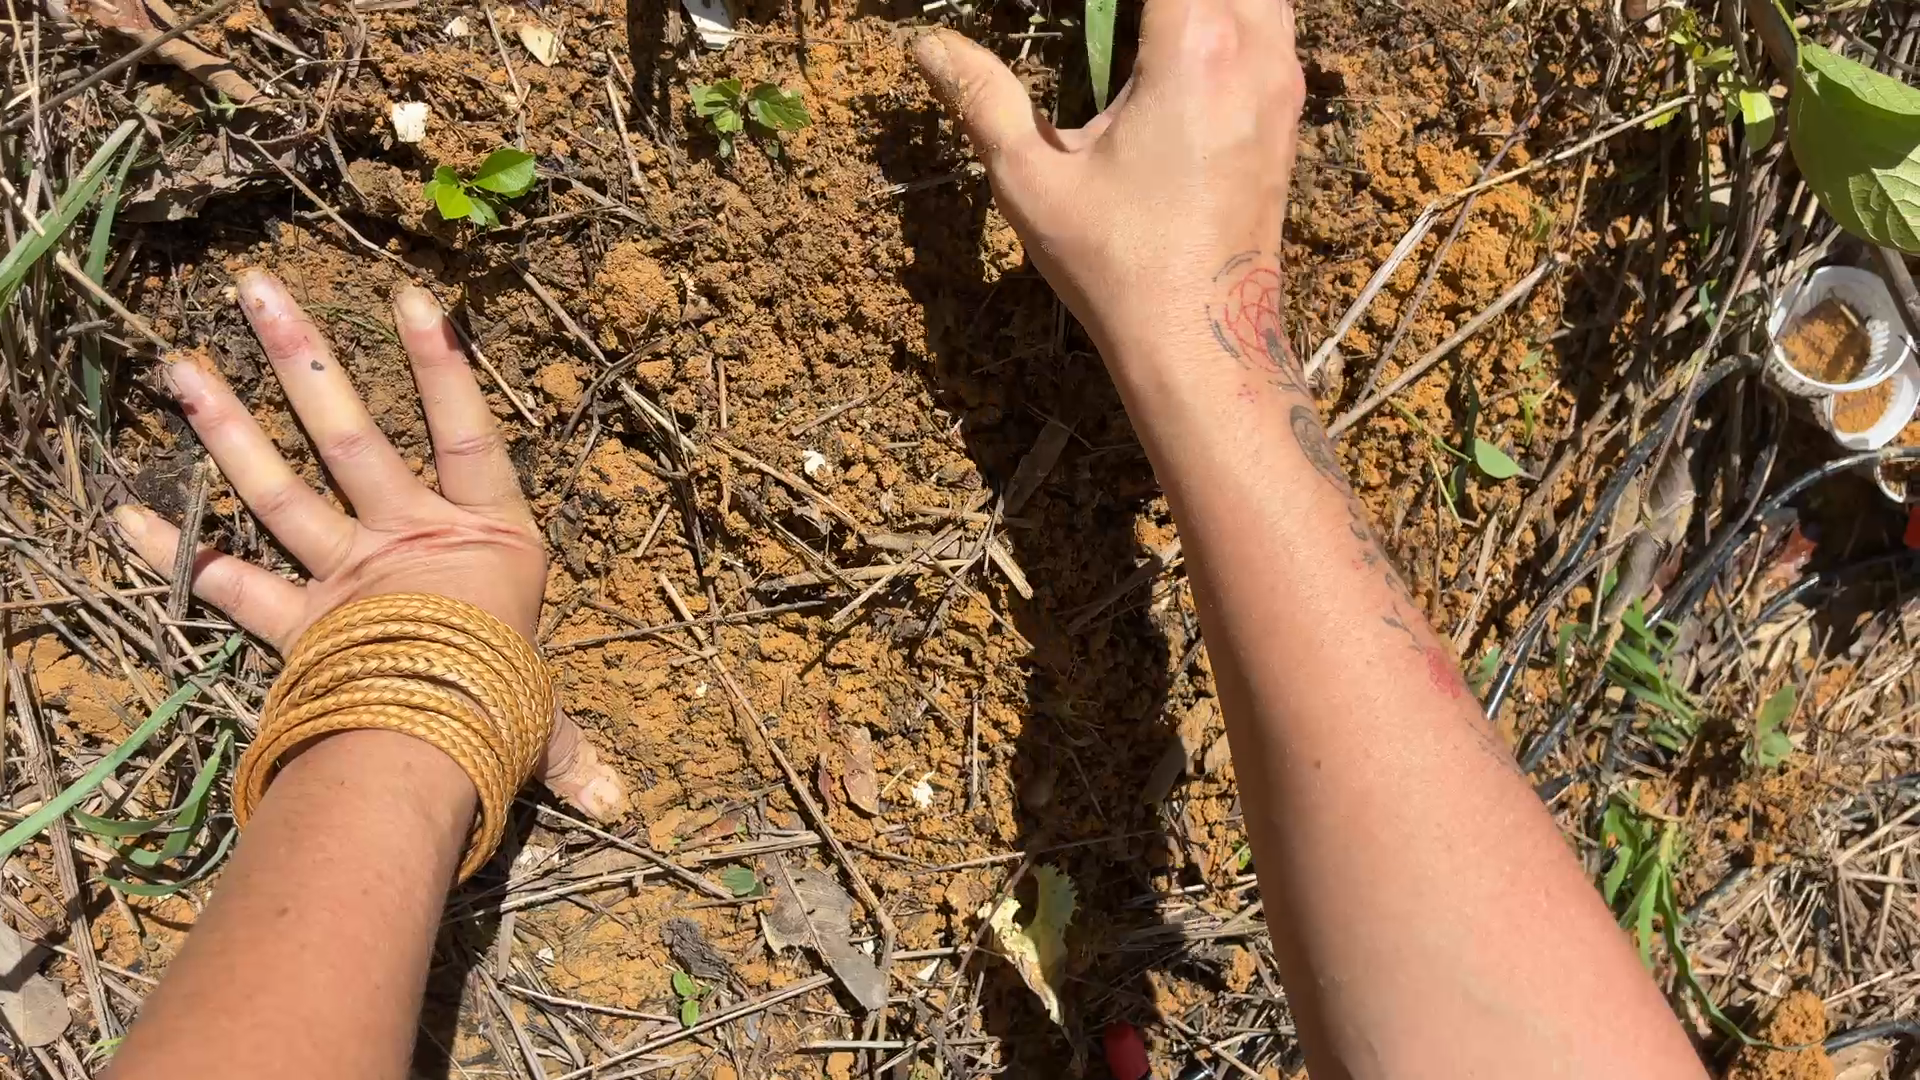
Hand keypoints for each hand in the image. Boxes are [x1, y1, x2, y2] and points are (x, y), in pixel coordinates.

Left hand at [113, 271, 625, 820]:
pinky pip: (229, 581)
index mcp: (488, 540)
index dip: (441, 368)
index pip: (470, 436)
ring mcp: (346, 573)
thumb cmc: (507, 712)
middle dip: (308, 365)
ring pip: (282, 488)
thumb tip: (620, 807)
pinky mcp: (294, 621)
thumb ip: (573, 750)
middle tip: (258, 291)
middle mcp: (412, 539)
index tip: (411, 298)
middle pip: (354, 439)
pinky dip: (178, 549)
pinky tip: (123, 509)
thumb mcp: (548, 723)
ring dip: (227, 426)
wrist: (431, 752)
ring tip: (175, 362)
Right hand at [912, 0, 1303, 359]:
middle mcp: (1255, 47)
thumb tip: (926, 45)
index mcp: (1193, 45)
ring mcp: (1282, 83)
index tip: (1078, 18)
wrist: (1197, 342)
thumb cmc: (1113, 268)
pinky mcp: (1287, 119)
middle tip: (1100, 32)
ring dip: (1194, 3)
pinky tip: (1177, 68)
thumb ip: (983, 100)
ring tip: (1134, 42)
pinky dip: (1227, 22)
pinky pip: (1270, 30)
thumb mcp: (1033, 184)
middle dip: (1149, 2)